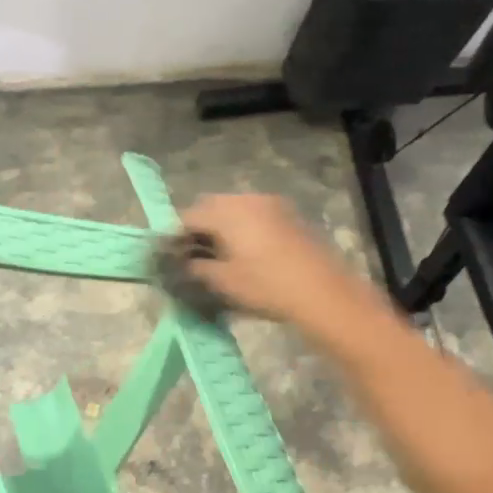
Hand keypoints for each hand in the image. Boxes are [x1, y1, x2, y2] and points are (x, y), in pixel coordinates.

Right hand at [179, 195, 380, 331]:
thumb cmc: (267, 287)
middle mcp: (248, 199)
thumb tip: (179, 264)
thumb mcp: (223, 282)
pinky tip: (245, 255)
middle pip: (210, 207)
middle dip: (197, 229)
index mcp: (227, 211)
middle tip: (191, 258)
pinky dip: (242, 229)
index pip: (187, 216)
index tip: (169, 258)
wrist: (324, 293)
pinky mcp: (290, 216)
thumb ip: (195, 269)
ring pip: (234, 210)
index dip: (174, 237)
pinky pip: (255, 216)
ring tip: (218, 258)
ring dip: (221, 228)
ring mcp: (272, 205)